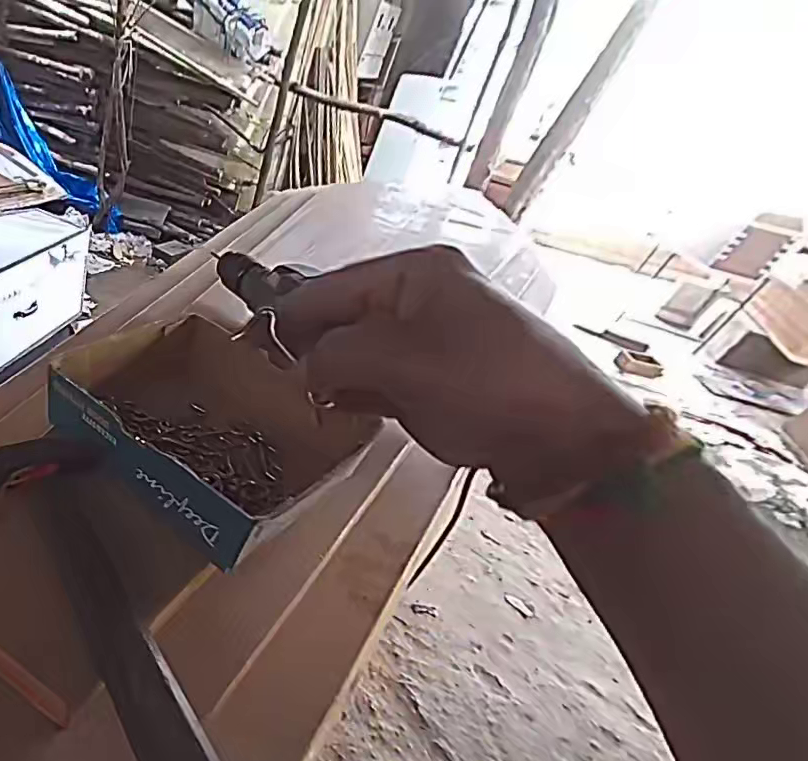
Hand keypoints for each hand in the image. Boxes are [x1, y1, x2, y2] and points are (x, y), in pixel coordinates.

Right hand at [271, 244, 648, 494]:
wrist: (561, 437)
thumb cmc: (484, 385)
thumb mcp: (399, 361)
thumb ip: (334, 355)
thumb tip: (298, 368)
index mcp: (412, 275)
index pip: (325, 289)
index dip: (284, 317)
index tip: (246, 350)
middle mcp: (413, 299)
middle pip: (335, 317)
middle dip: (302, 348)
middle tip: (270, 380)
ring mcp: (419, 339)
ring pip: (348, 350)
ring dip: (322, 374)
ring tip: (297, 397)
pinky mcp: (422, 375)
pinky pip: (368, 376)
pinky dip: (346, 392)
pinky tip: (333, 409)